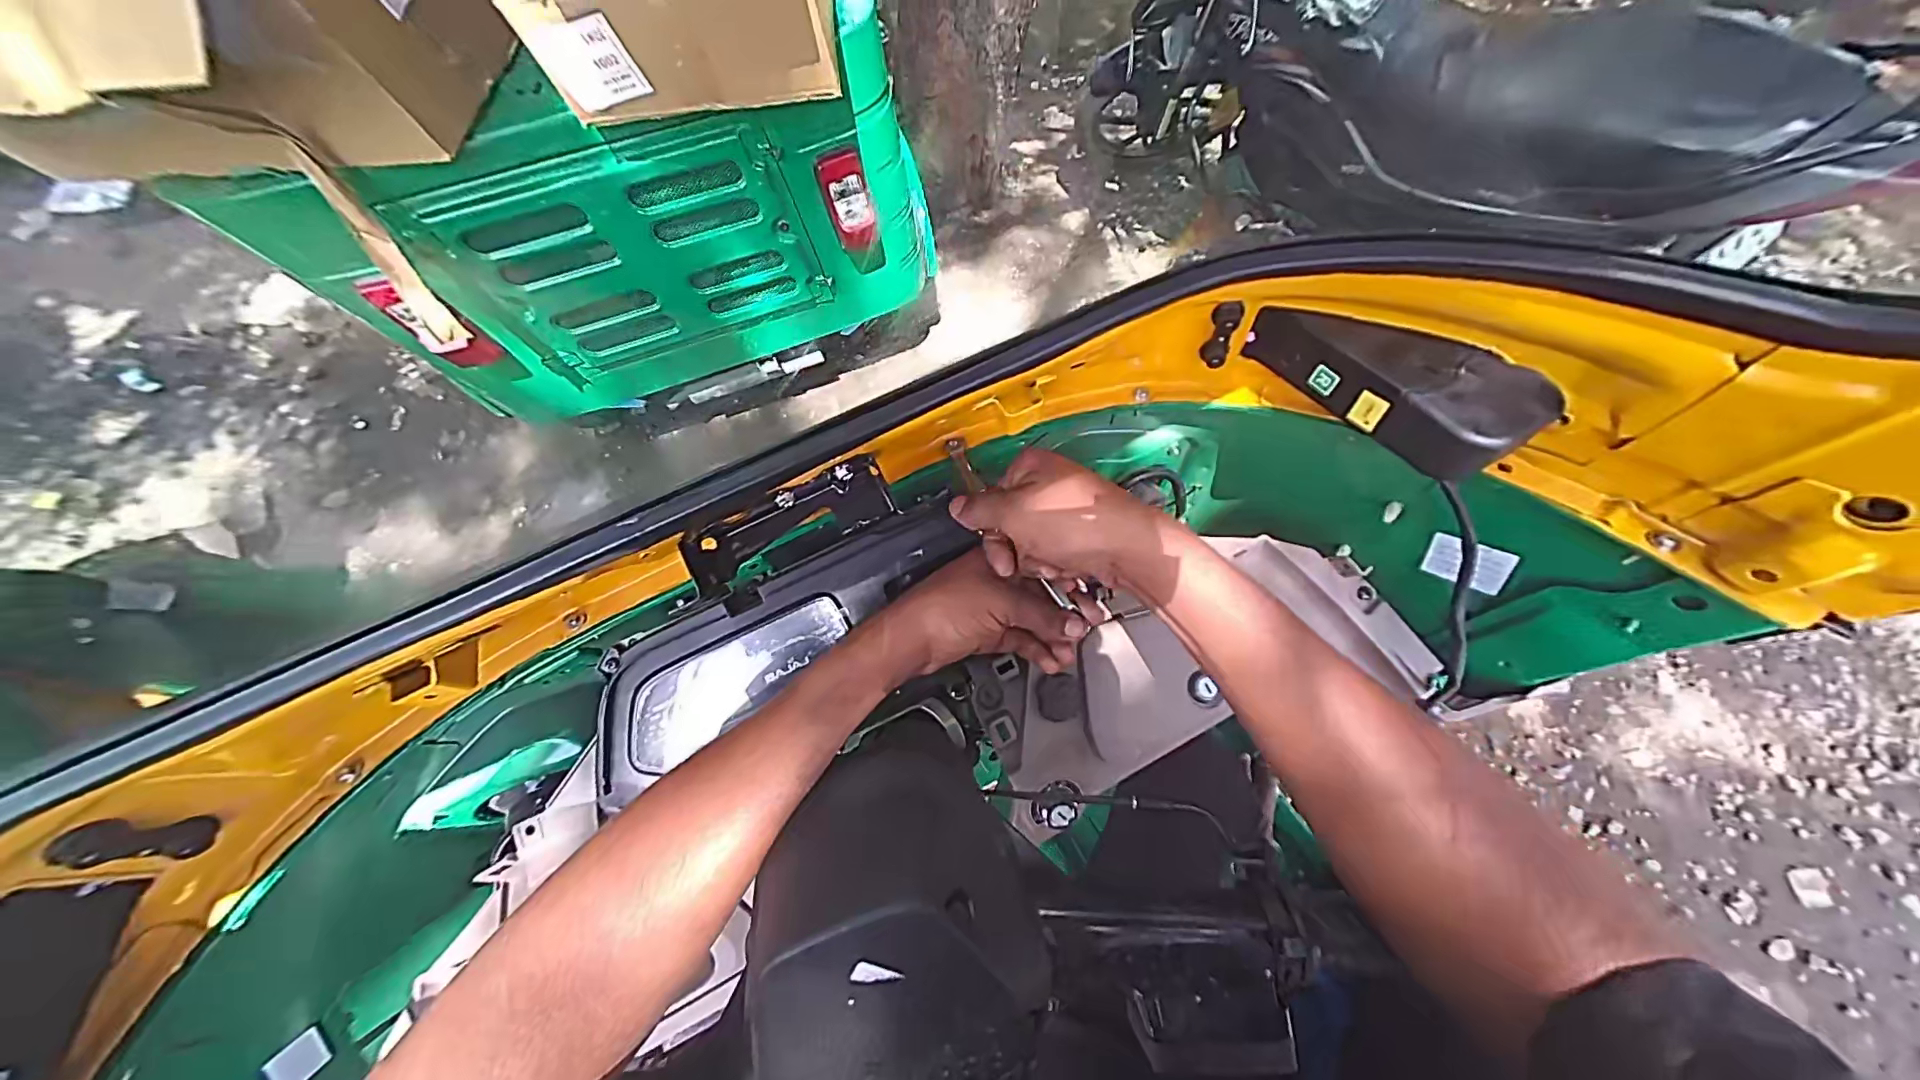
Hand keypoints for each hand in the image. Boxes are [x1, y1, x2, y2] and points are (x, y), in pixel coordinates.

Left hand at [861, 548, 1089, 679]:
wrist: (911, 641)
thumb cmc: (941, 607)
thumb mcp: (1001, 604)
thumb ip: (1041, 615)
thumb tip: (1072, 624)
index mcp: (1000, 560)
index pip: (1044, 569)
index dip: (1069, 588)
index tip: (1088, 604)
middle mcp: (998, 580)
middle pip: (1042, 598)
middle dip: (1065, 617)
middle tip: (1085, 632)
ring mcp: (994, 607)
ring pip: (1033, 621)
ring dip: (1053, 638)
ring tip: (1068, 653)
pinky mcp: (990, 631)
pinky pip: (1021, 638)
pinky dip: (1036, 649)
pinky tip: (1050, 659)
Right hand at [948, 447, 1169, 589]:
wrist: (1129, 548)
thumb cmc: (1081, 523)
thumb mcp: (1015, 514)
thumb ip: (980, 510)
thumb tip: (958, 506)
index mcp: (1031, 467)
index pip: (991, 500)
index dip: (992, 528)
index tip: (997, 545)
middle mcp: (1048, 485)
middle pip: (1010, 525)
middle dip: (1017, 549)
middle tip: (1024, 559)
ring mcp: (1065, 511)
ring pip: (1030, 545)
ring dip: (1038, 561)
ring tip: (1055, 561)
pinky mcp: (1079, 534)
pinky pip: (1053, 555)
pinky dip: (1057, 566)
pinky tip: (1068, 568)